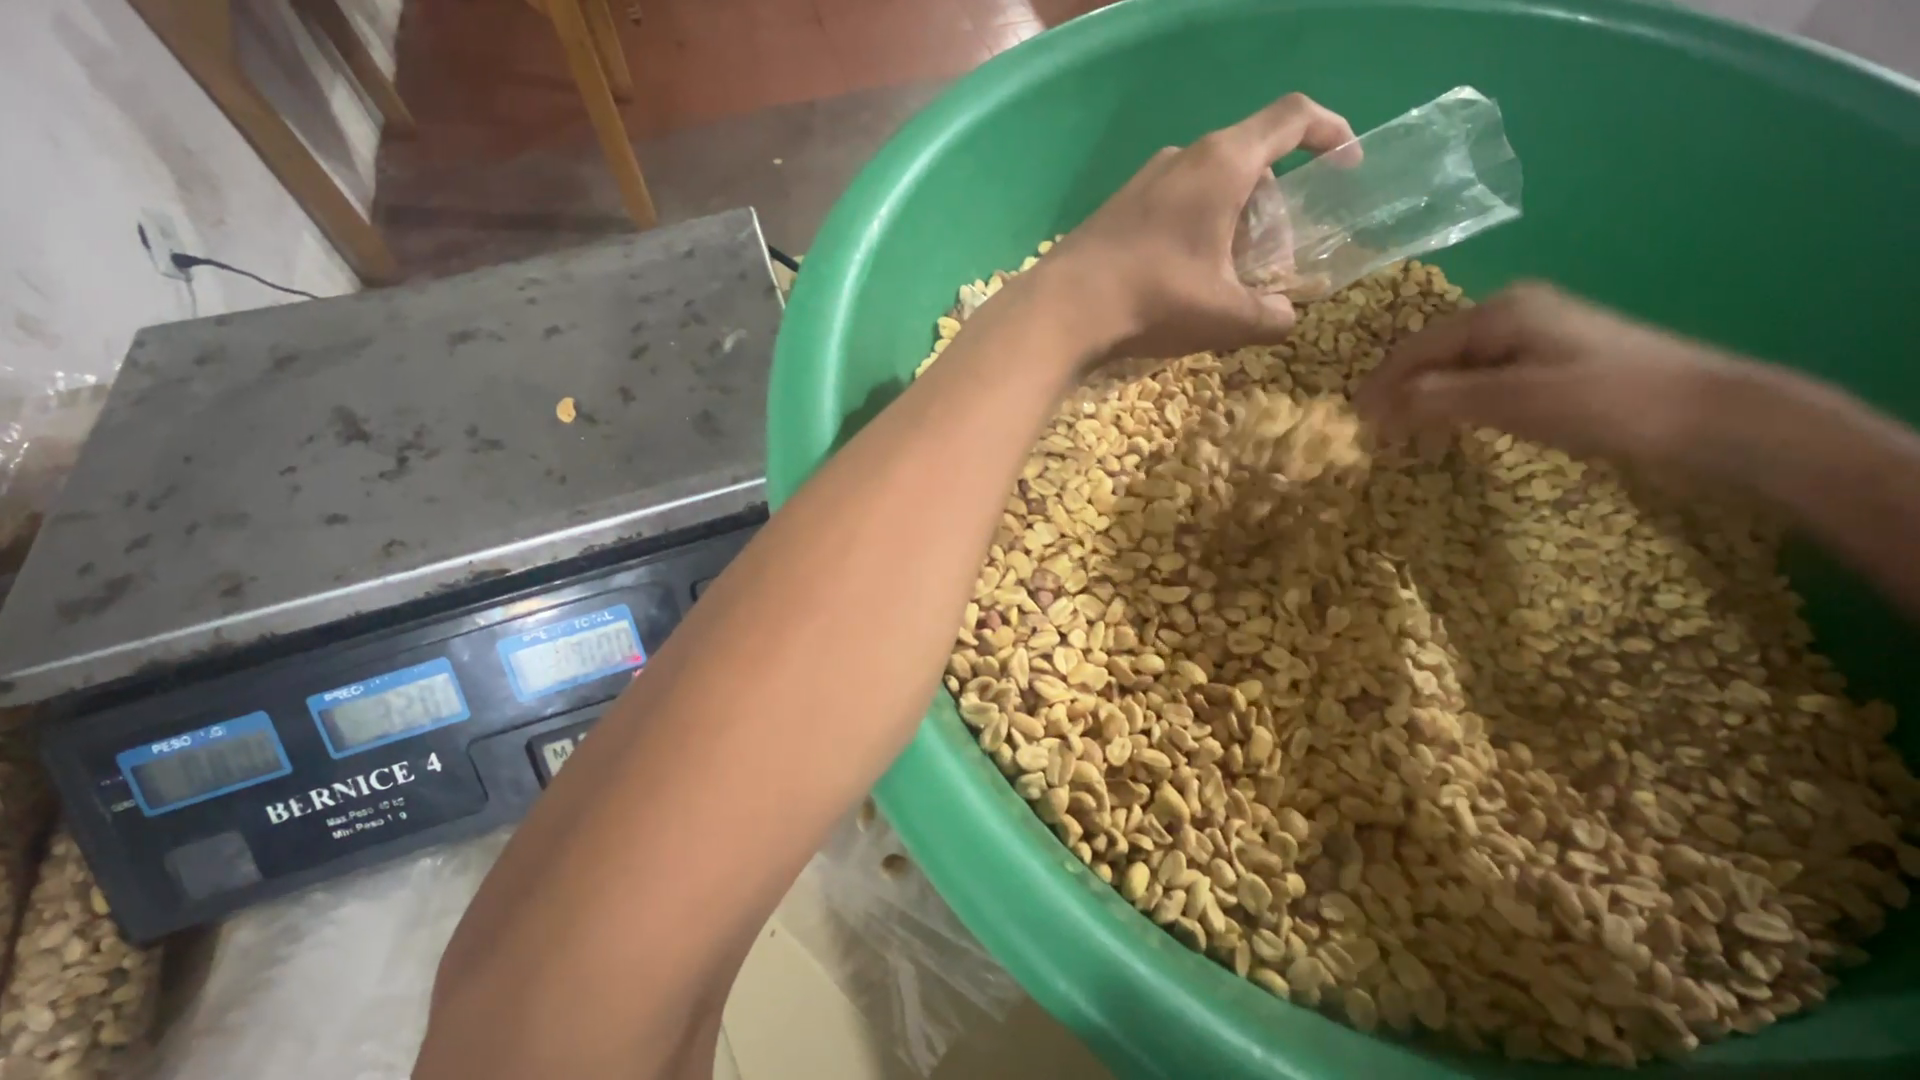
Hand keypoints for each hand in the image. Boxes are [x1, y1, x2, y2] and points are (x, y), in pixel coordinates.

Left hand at [1032, 93, 1356, 365]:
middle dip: (1276, 211)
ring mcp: (1146, 179)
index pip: (1292, 118)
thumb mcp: (1227, 317)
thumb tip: (1284, 317)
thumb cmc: (1155, 300)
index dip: (1330, 132)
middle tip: (1274, 265)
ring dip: (1234, 225)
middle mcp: (1185, 158)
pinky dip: (1198, 231)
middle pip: (1252, 164)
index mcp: (1223, 163)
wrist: (1063, 309)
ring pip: (1212, 188)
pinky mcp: (1120, 206)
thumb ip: (1272, 316)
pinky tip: (1186, 280)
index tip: (1346, 164)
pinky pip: (1177, 205)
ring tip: (1229, 281)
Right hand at [1354, 282, 1744, 468]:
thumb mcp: (1512, 401)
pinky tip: (1455, 421)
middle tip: (1374, 431)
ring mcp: (1539, 331)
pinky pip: (1486, 373)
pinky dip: (1460, 398)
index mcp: (1500, 312)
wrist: (1708, 414)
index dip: (1380, 384)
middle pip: (1435, 351)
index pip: (1416, 347)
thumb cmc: (1605, 403)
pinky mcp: (1556, 356)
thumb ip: (1440, 399)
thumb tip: (1376, 406)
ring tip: (1403, 430)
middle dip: (1400, 388)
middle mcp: (1514, 310)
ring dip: (1428, 395)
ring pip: (1459, 364)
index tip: (1352, 422)